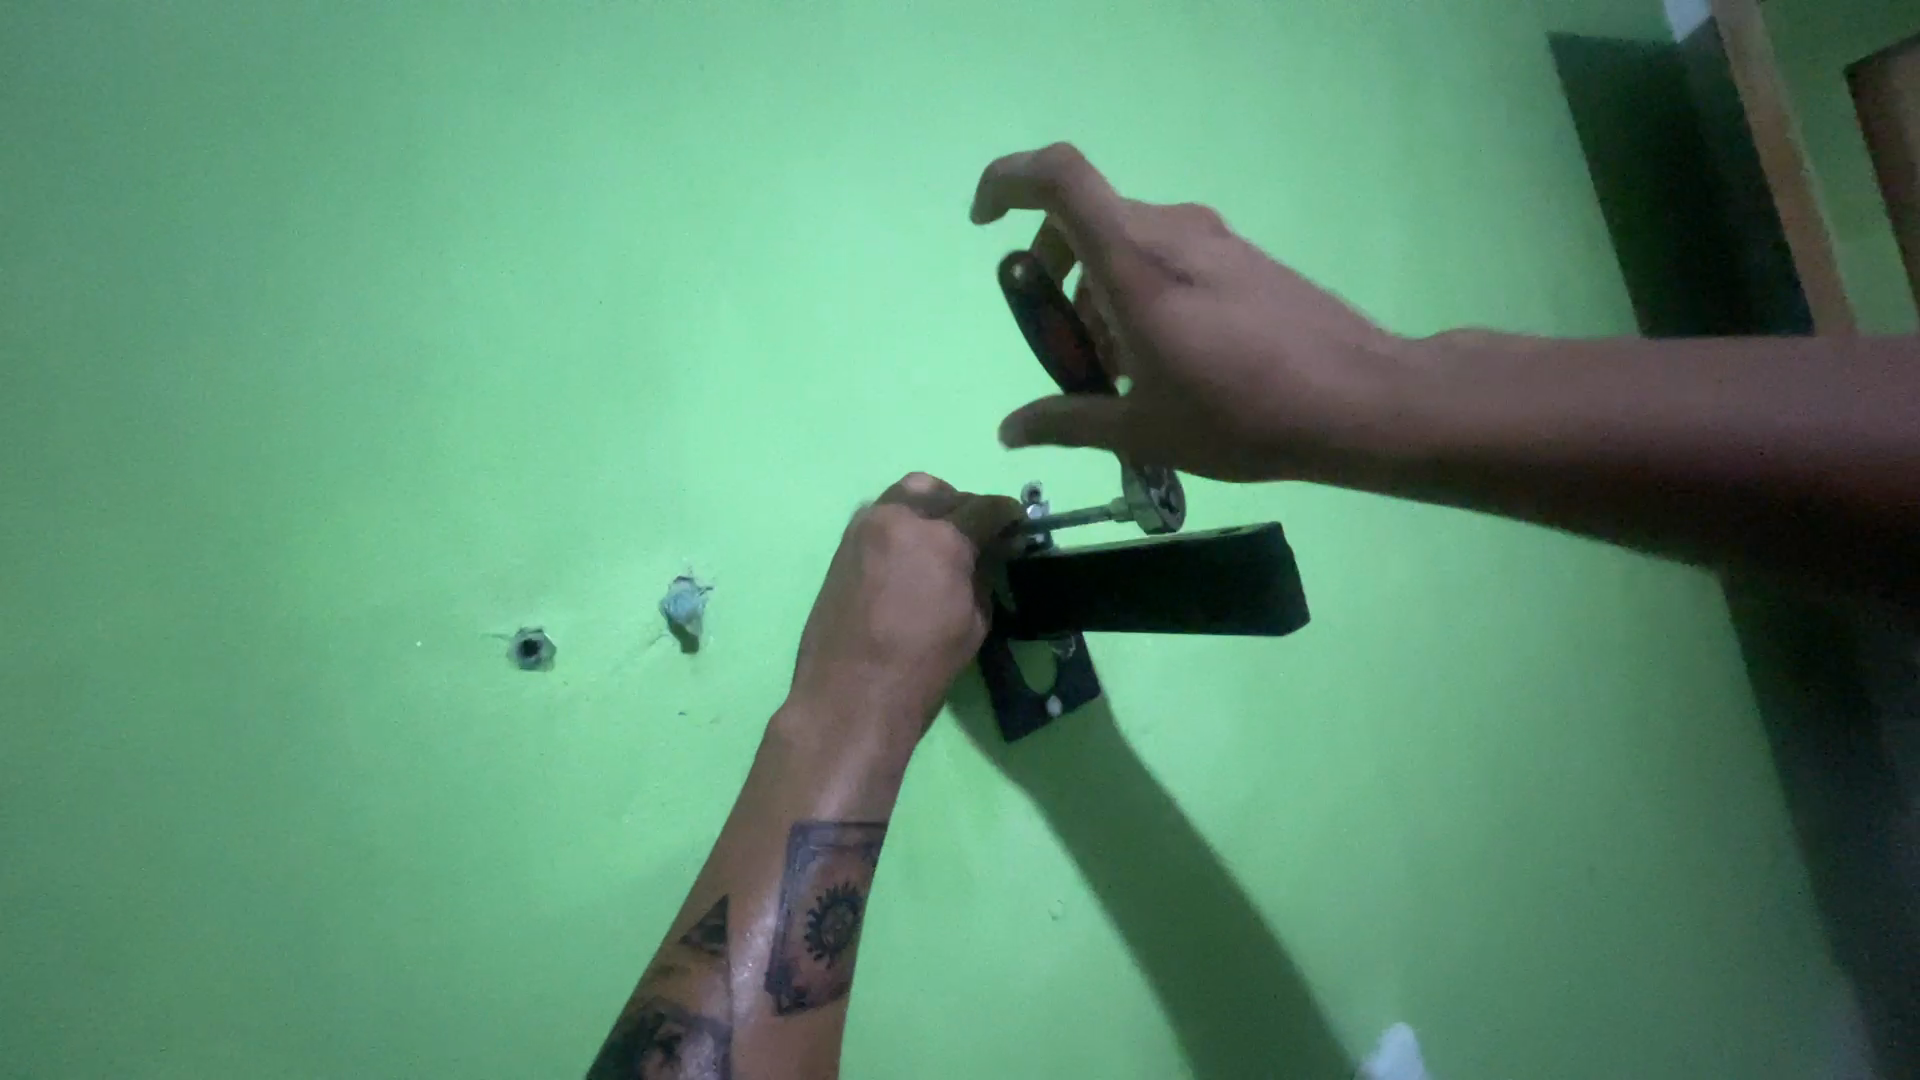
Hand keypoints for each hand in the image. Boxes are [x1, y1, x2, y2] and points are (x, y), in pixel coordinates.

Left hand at [787, 473, 1022, 747]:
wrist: (849, 695)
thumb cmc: (922, 667)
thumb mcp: (974, 622)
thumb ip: (982, 575)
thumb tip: (986, 554)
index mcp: (941, 538)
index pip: (984, 508)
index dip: (1006, 515)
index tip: (1016, 524)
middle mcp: (899, 519)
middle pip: (938, 490)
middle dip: (962, 505)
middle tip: (974, 533)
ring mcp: (863, 528)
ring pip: (903, 496)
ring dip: (926, 508)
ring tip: (938, 540)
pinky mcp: (841, 547)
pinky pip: (878, 517)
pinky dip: (899, 524)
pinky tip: (907, 556)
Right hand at [972, 142, 1424, 483]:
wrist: (1356, 400)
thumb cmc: (1238, 415)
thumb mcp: (1138, 429)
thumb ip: (1064, 423)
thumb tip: (1008, 432)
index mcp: (1133, 264)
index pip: (1058, 180)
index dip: (1007, 183)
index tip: (984, 226)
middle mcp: (1170, 232)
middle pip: (1083, 223)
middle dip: (1054, 279)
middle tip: (1070, 351)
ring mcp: (1212, 239)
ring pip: (1125, 244)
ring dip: (1099, 294)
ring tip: (1122, 371)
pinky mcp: (1240, 257)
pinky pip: (1166, 258)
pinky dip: (1139, 294)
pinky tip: (1165, 359)